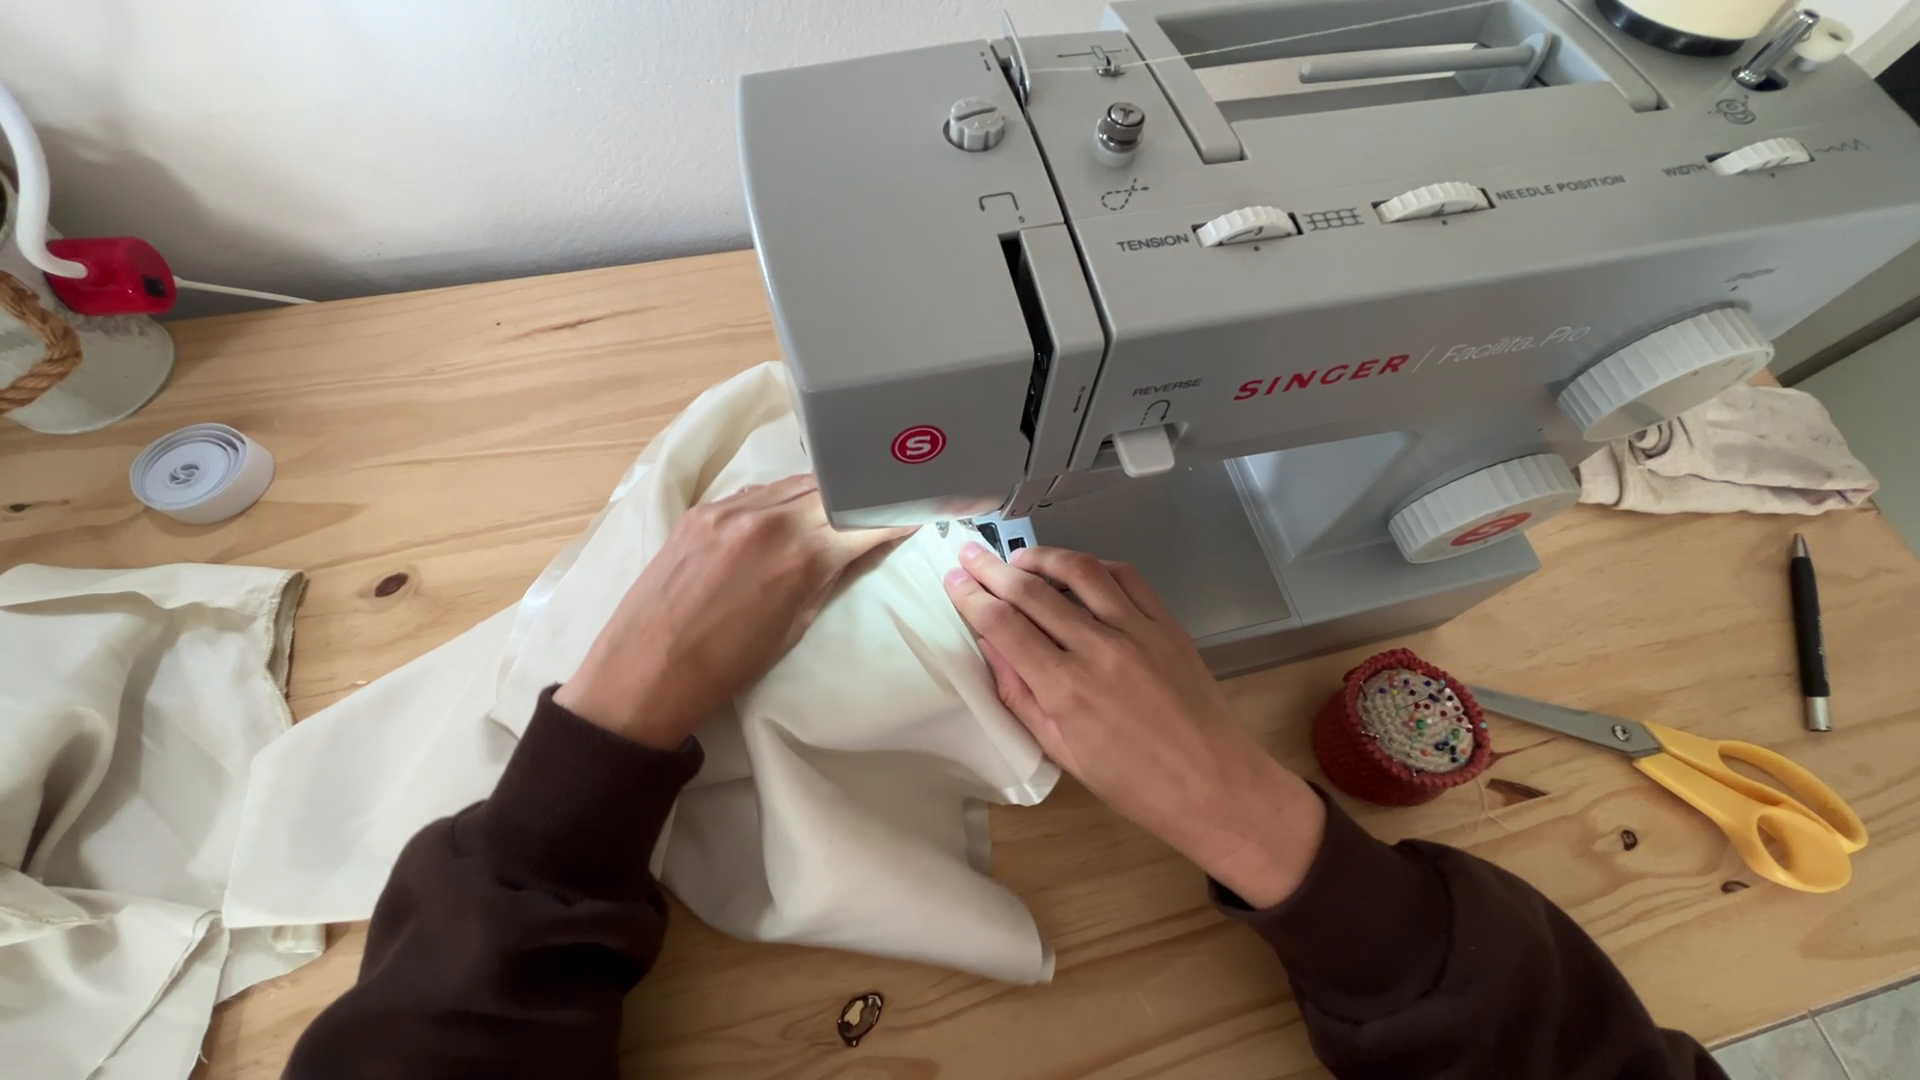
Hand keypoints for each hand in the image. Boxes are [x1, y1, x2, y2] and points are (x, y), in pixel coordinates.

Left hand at [556, 475, 911, 749]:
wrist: (644, 671)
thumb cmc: (728, 665)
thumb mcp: (795, 626)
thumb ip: (829, 578)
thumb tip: (857, 550)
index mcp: (800, 557)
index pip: (862, 522)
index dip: (891, 518)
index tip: (911, 514)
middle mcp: (769, 519)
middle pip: (832, 491)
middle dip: (859, 498)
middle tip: (878, 504)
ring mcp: (731, 509)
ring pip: (795, 484)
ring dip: (822, 494)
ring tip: (838, 505)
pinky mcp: (702, 509)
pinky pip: (758, 492)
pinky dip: (782, 499)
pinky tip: (789, 512)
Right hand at [943, 543, 1324, 907]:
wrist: (1216, 786)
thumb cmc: (1134, 784)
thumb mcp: (1062, 751)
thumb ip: (1020, 696)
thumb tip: (991, 649)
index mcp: (1066, 689)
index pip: (1004, 625)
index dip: (971, 597)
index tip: (953, 580)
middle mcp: (1099, 649)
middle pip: (1032, 591)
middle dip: (992, 568)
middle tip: (971, 553)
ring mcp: (1138, 631)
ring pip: (1080, 571)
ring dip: (1043, 557)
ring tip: (1020, 558)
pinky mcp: (1167, 625)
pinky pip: (1127, 578)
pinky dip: (1096, 566)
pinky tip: (1079, 570)